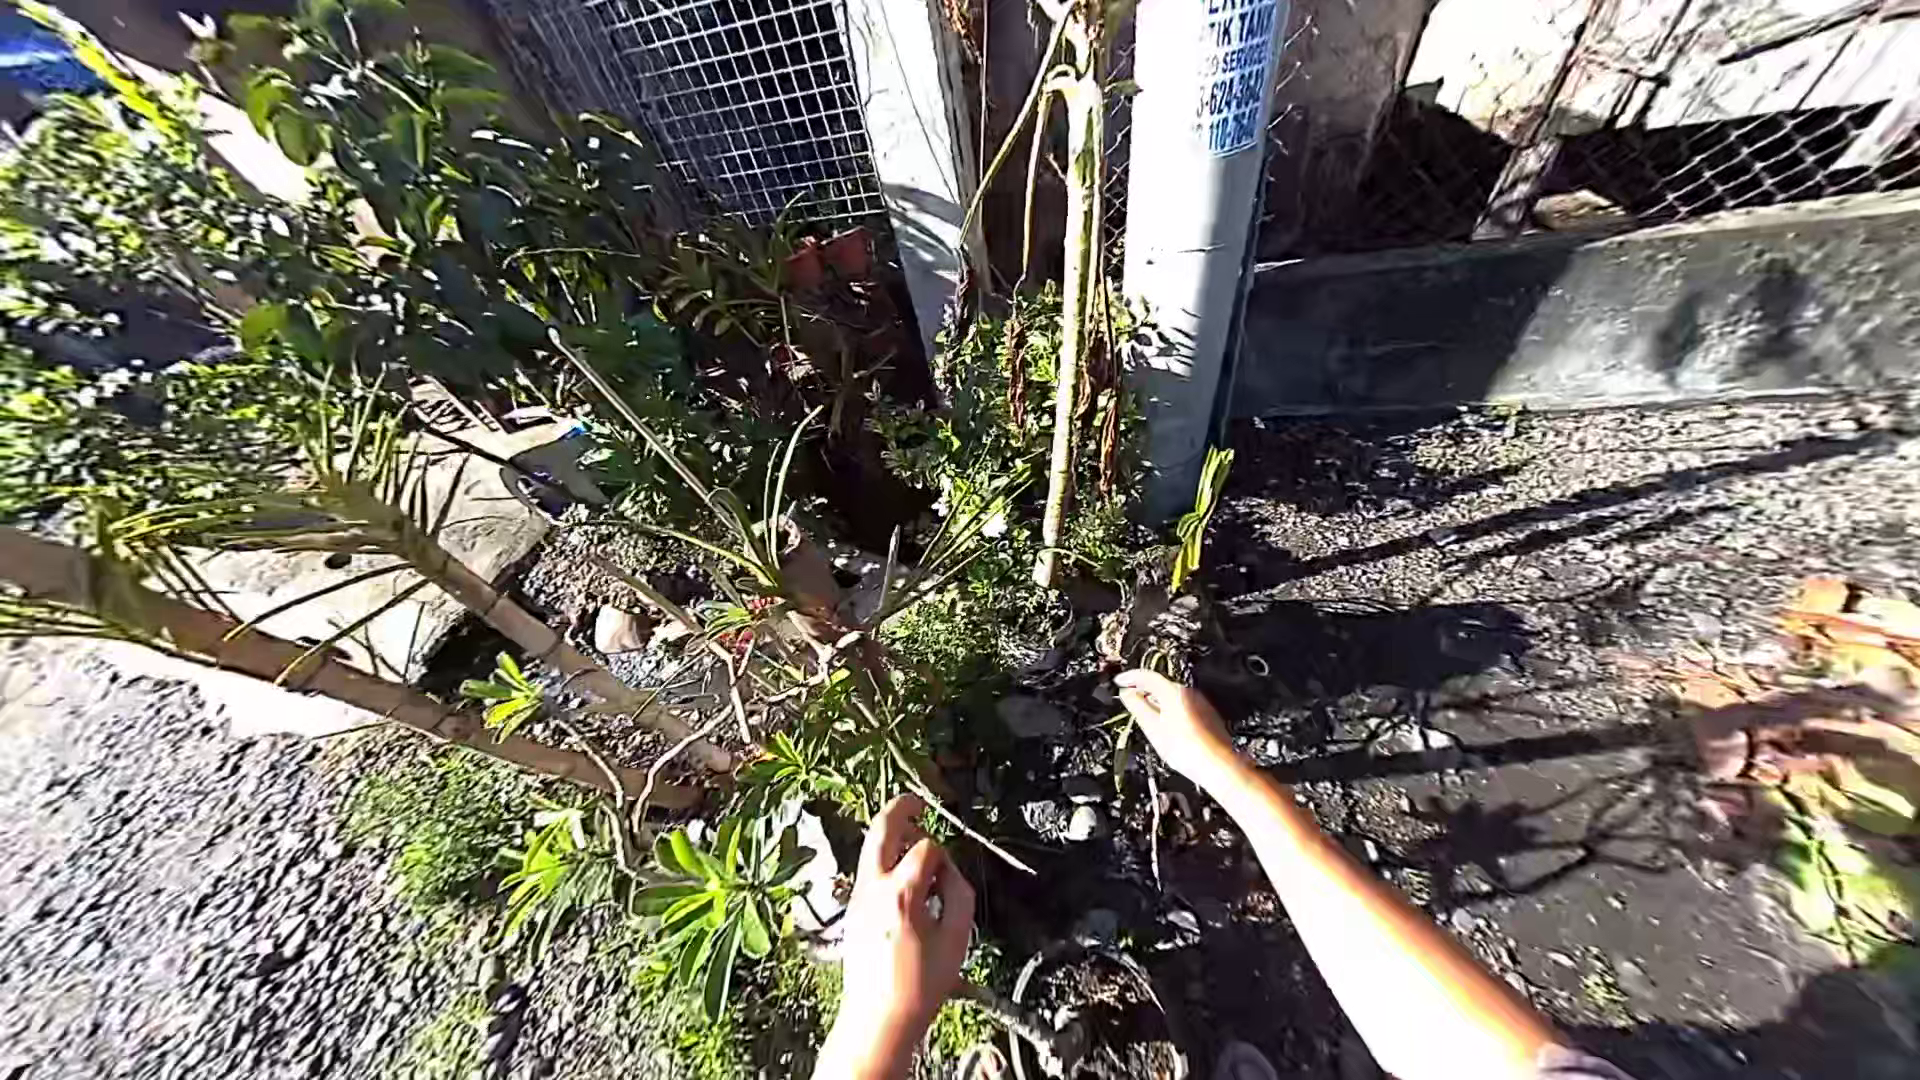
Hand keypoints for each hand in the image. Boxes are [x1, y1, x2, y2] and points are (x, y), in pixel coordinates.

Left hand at [816, 794, 974, 1078]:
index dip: (942, 855)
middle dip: (900, 807)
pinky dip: (884, 854)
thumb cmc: (920, 985)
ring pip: (870, 844)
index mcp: (900, 893)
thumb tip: (949, 868)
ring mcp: (858, 895)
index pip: (925, 848)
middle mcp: (873, 886)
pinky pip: (867, 866)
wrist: (877, 1022)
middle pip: (881, 827)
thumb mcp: (956, 939)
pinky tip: (900, 867)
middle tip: (916, 801)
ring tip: (912, 833)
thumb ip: (959, 892)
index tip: (948, 876)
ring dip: (891, 831)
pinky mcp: (852, 907)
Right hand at [1115, 669, 1242, 786]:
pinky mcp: (1207, 715)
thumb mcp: (1152, 728)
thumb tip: (1127, 694)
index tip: (1120, 680)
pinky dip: (1169, 708)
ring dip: (1156, 699)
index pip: (1147, 676)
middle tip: (1129, 696)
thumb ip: (1137, 706)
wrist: (1219, 768)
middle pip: (1160, 684)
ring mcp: (1200, 703)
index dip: (1130, 677)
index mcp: (1173, 692)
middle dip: (1143, 689)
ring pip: (1172, 695)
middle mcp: (1189, 693)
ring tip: (1145, 712)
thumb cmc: (1186, 750)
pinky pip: (1182, 705)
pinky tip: (1165, 723)